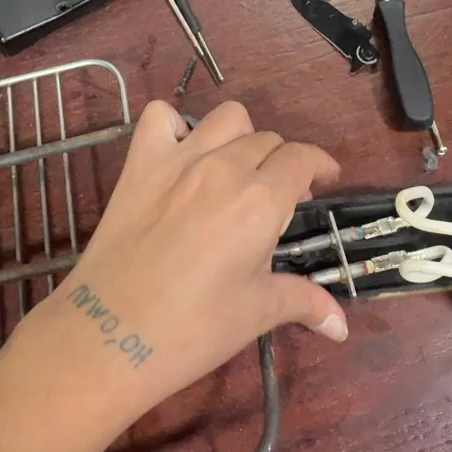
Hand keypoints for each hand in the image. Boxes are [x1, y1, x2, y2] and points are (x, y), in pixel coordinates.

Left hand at [0, 100, 346, 451]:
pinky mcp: (140, 163)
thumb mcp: (254, 315)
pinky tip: (181, 154)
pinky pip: (160, 117)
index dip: (319, 165)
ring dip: (240, 136)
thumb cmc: (191, 330)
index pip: (302, 158)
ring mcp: (179, 159)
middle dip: (282, 162)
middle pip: (268, 139)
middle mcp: (224, 167)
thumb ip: (303, 302)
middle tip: (277, 196)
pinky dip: (175, 126)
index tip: (323, 180)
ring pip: (226, 118)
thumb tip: (341, 324)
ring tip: (236, 169)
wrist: (110, 334)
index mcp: (260, 201)